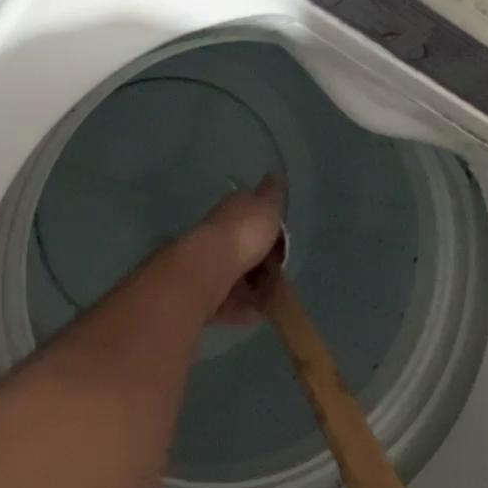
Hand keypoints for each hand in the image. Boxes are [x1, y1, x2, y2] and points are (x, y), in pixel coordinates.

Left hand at [194, 173, 286, 323]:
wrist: (206, 270)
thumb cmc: (242, 233)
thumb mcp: (266, 207)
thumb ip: (273, 195)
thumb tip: (276, 174)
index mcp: (230, 211)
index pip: (252, 217)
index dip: (270, 231)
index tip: (285, 245)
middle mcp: (216, 236)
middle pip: (245, 251)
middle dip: (263, 264)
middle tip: (282, 277)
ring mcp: (208, 267)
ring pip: (237, 278)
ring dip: (256, 289)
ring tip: (276, 299)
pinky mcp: (203, 296)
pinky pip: (229, 304)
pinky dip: (245, 308)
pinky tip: (260, 313)